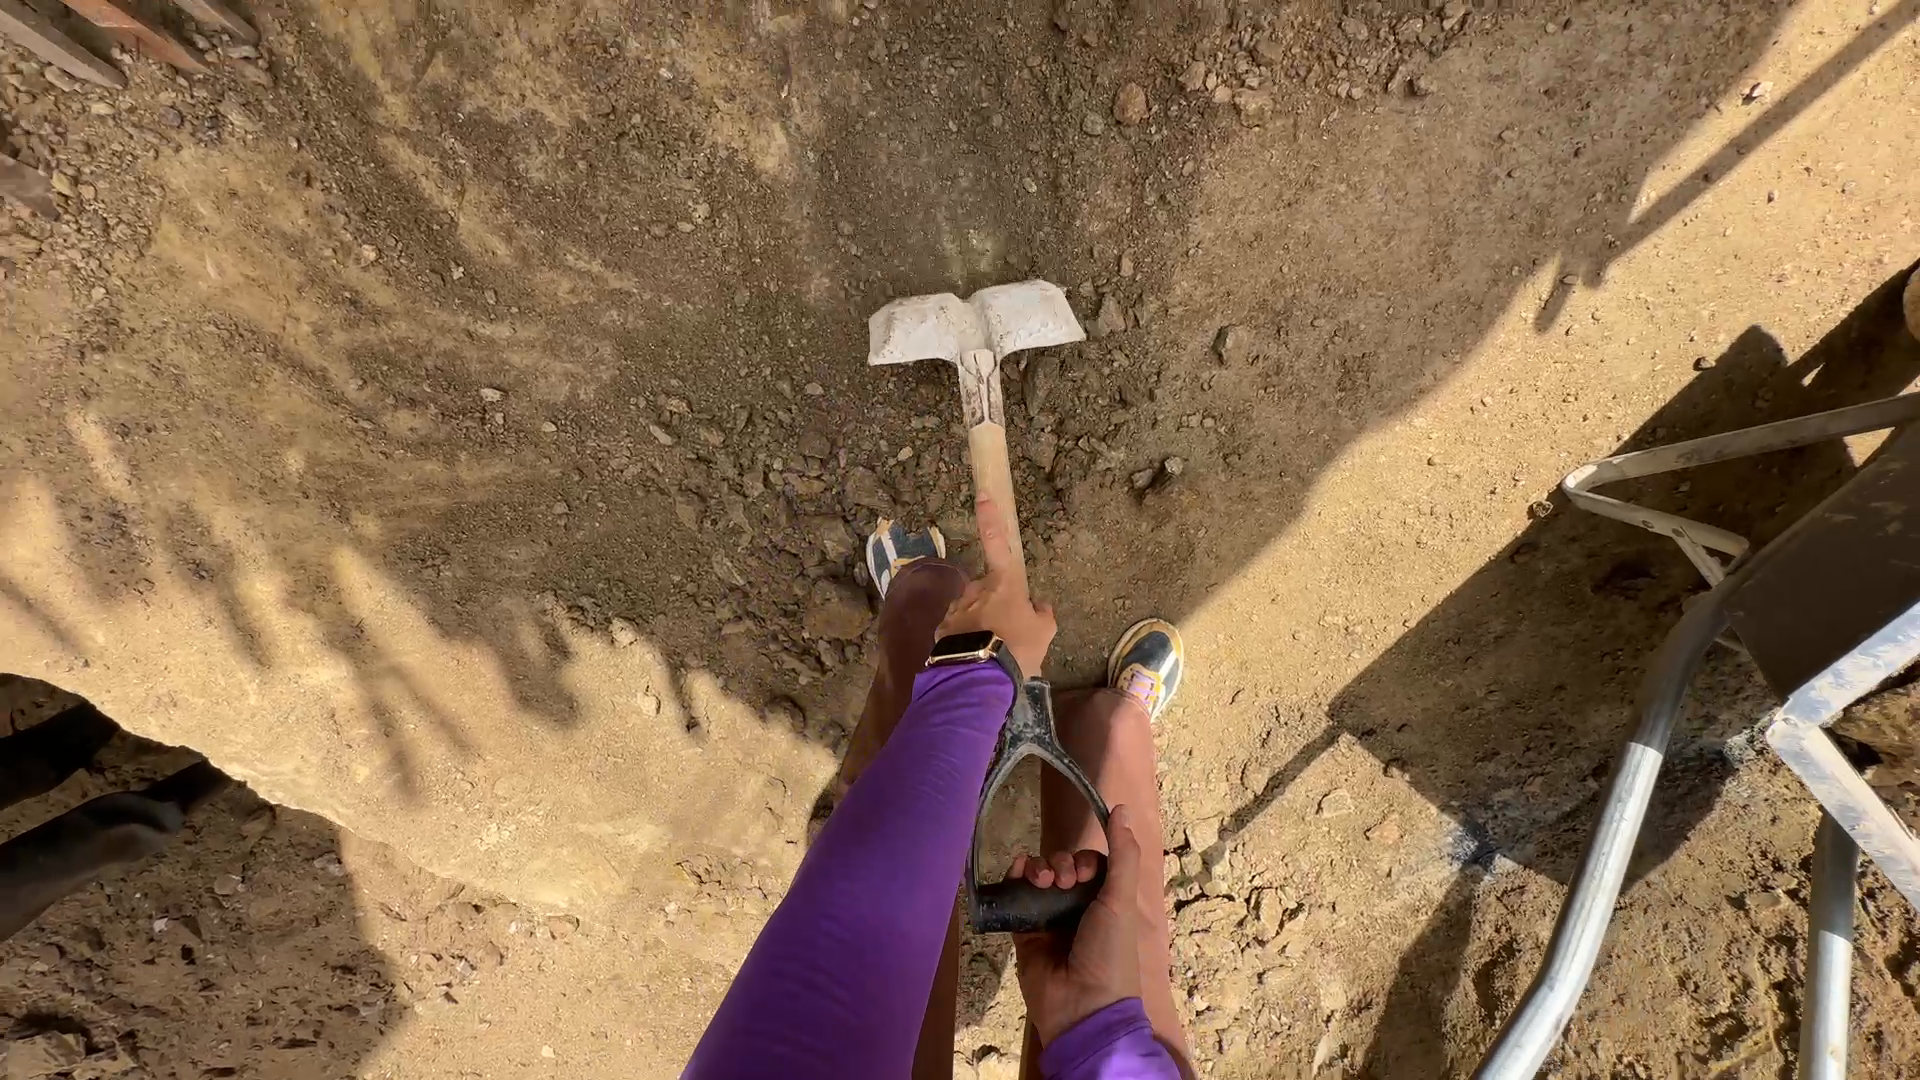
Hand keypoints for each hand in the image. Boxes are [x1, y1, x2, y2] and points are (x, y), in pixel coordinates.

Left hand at [936, 492, 1055, 677]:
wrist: (979, 677)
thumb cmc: (1017, 648)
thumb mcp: (1044, 634)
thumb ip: (1043, 616)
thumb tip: (1040, 605)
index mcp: (1003, 583)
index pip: (997, 543)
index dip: (990, 517)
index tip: (982, 495)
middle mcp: (975, 590)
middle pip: (985, 590)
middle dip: (993, 605)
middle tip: (1007, 634)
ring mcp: (955, 609)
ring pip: (970, 610)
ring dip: (979, 624)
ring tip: (992, 652)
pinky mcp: (941, 629)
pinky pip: (957, 629)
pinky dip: (965, 639)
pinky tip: (976, 658)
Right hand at [1007, 805, 1146, 1044]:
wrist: (1081, 1006)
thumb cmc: (1109, 952)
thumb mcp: (1120, 899)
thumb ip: (1123, 853)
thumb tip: (1121, 806)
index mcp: (1105, 902)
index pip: (1089, 863)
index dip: (1083, 859)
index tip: (1082, 872)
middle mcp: (1077, 907)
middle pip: (1062, 866)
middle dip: (1060, 864)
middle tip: (1063, 882)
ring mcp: (1049, 918)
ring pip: (1038, 876)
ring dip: (1039, 868)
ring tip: (1043, 883)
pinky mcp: (1024, 931)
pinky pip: (1015, 894)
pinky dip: (1015, 877)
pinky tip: (1018, 872)